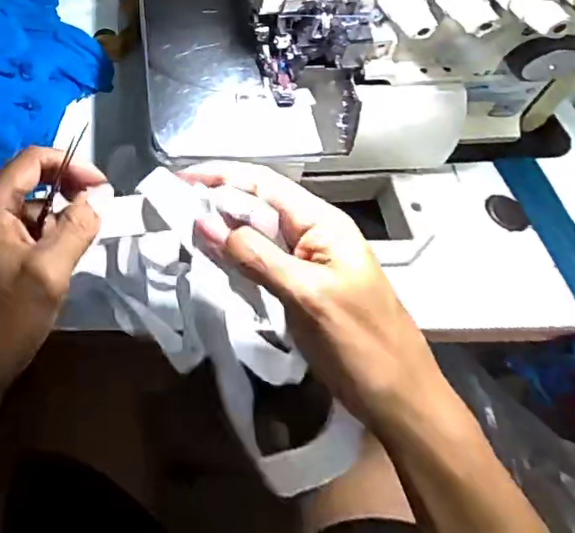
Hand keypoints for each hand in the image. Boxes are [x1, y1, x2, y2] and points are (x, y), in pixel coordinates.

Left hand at [0, 146, 105, 399]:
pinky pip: (21, 227)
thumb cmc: (4, 322)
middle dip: (67, 189)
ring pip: (29, 205)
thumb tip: (98, 197)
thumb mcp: (49, 272)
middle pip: (31, 178)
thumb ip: (77, 227)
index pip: (33, 159)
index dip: (71, 165)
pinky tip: (58, 260)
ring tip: (77, 243)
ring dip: (58, 215)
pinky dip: (45, 234)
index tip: (101, 188)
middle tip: (96, 211)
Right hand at [183, 164, 440, 431]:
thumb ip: (259, 258)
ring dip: (223, 227)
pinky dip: (236, 256)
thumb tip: (208, 223)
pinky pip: (263, 260)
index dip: (223, 176)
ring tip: (183, 226)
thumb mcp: (309, 297)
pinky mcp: (301, 287)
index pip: (265, 185)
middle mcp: (314, 233)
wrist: (401, 399)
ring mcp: (308, 261)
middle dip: (218, 200)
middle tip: (173, 205)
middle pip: (258, 204)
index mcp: (322, 222)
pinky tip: (213, 258)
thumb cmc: (362, 344)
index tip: (182, 178)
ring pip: (258, 232)